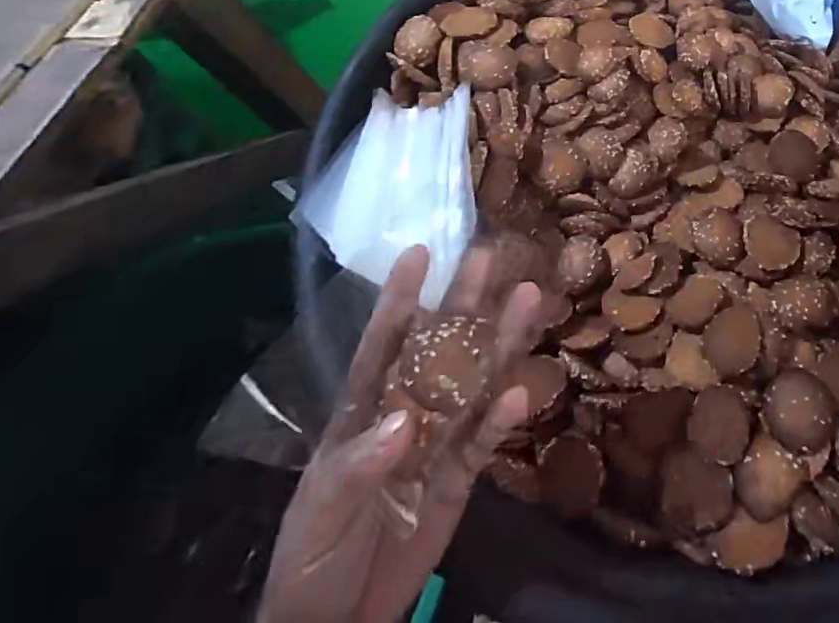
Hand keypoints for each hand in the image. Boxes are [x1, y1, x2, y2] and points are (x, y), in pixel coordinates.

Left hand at [259, 243, 541, 622]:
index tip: (419, 252)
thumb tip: (403, 419)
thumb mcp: (321, 513)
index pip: (382, 346)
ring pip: (476, 382)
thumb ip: (358, 465)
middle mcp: (407, 412)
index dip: (400, 299)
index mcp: (363, 412)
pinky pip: (485, 441)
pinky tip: (520, 394)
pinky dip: (501, 419)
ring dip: (500, 342)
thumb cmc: (311, 558)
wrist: (336, 621)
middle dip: (465, 303)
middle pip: (442, 350)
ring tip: (528, 298)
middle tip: (490, 256)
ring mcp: (438, 440)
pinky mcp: (461, 474)